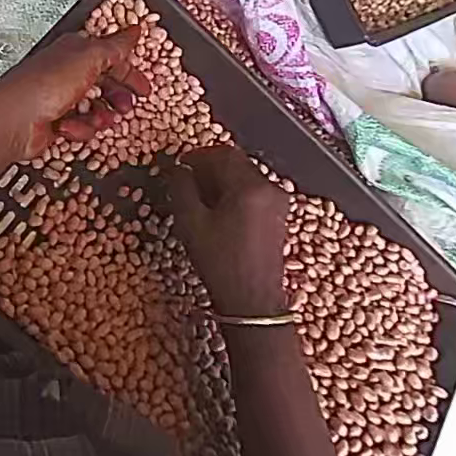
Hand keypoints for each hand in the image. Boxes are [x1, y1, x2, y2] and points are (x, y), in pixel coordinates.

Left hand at [0, 29, 152, 160]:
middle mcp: (69, 72)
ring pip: (95, 109)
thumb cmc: (47, 85)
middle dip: (117, 98)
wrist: (16, 120)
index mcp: (77, 51)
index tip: (145, 88)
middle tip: (126, 108)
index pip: (111, 57)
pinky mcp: (57, 122)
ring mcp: (62, 98)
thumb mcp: (90, 57)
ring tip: (99, 120)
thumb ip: (116, 46)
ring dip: (99, 116)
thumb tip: (134, 31)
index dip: (130, 72)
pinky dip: (79, 129)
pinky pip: (81, 127)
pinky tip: (70, 128)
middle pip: (105, 85)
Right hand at [168, 145, 290, 316]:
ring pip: (244, 176)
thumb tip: (177, 169)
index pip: (223, 154)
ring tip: (198, 198)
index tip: (178, 166)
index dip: (197, 156)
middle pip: (236, 163)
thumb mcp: (192, 224)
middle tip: (185, 181)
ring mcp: (277, 202)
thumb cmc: (220, 262)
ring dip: (221, 180)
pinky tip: (217, 210)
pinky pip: (253, 191)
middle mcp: (269, 188)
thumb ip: (182, 189)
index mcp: (250, 186)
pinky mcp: (278, 216)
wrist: (253, 301)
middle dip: (208, 167)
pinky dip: (233, 192)